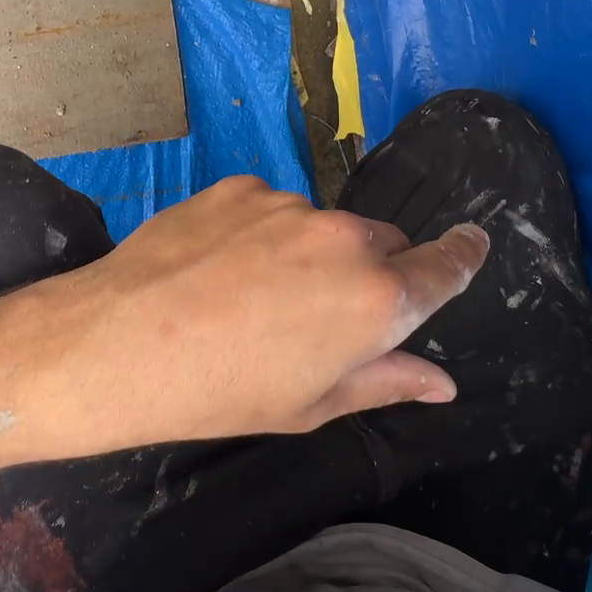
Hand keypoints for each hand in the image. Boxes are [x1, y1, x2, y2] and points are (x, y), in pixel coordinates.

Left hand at [17, 176, 489, 449]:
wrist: (120, 341)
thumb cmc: (221, 391)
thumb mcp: (311, 404)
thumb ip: (385, 382)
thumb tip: (440, 381)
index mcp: (376, 299)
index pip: (444, 266)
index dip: (461, 256)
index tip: (471, 244)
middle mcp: (342, 239)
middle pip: (381, 244)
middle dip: (368, 272)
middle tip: (320, 312)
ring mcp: (287, 205)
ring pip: (320, 226)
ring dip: (307, 252)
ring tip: (251, 294)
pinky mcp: (239, 186)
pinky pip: (268, 209)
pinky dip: (258, 232)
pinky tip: (218, 267)